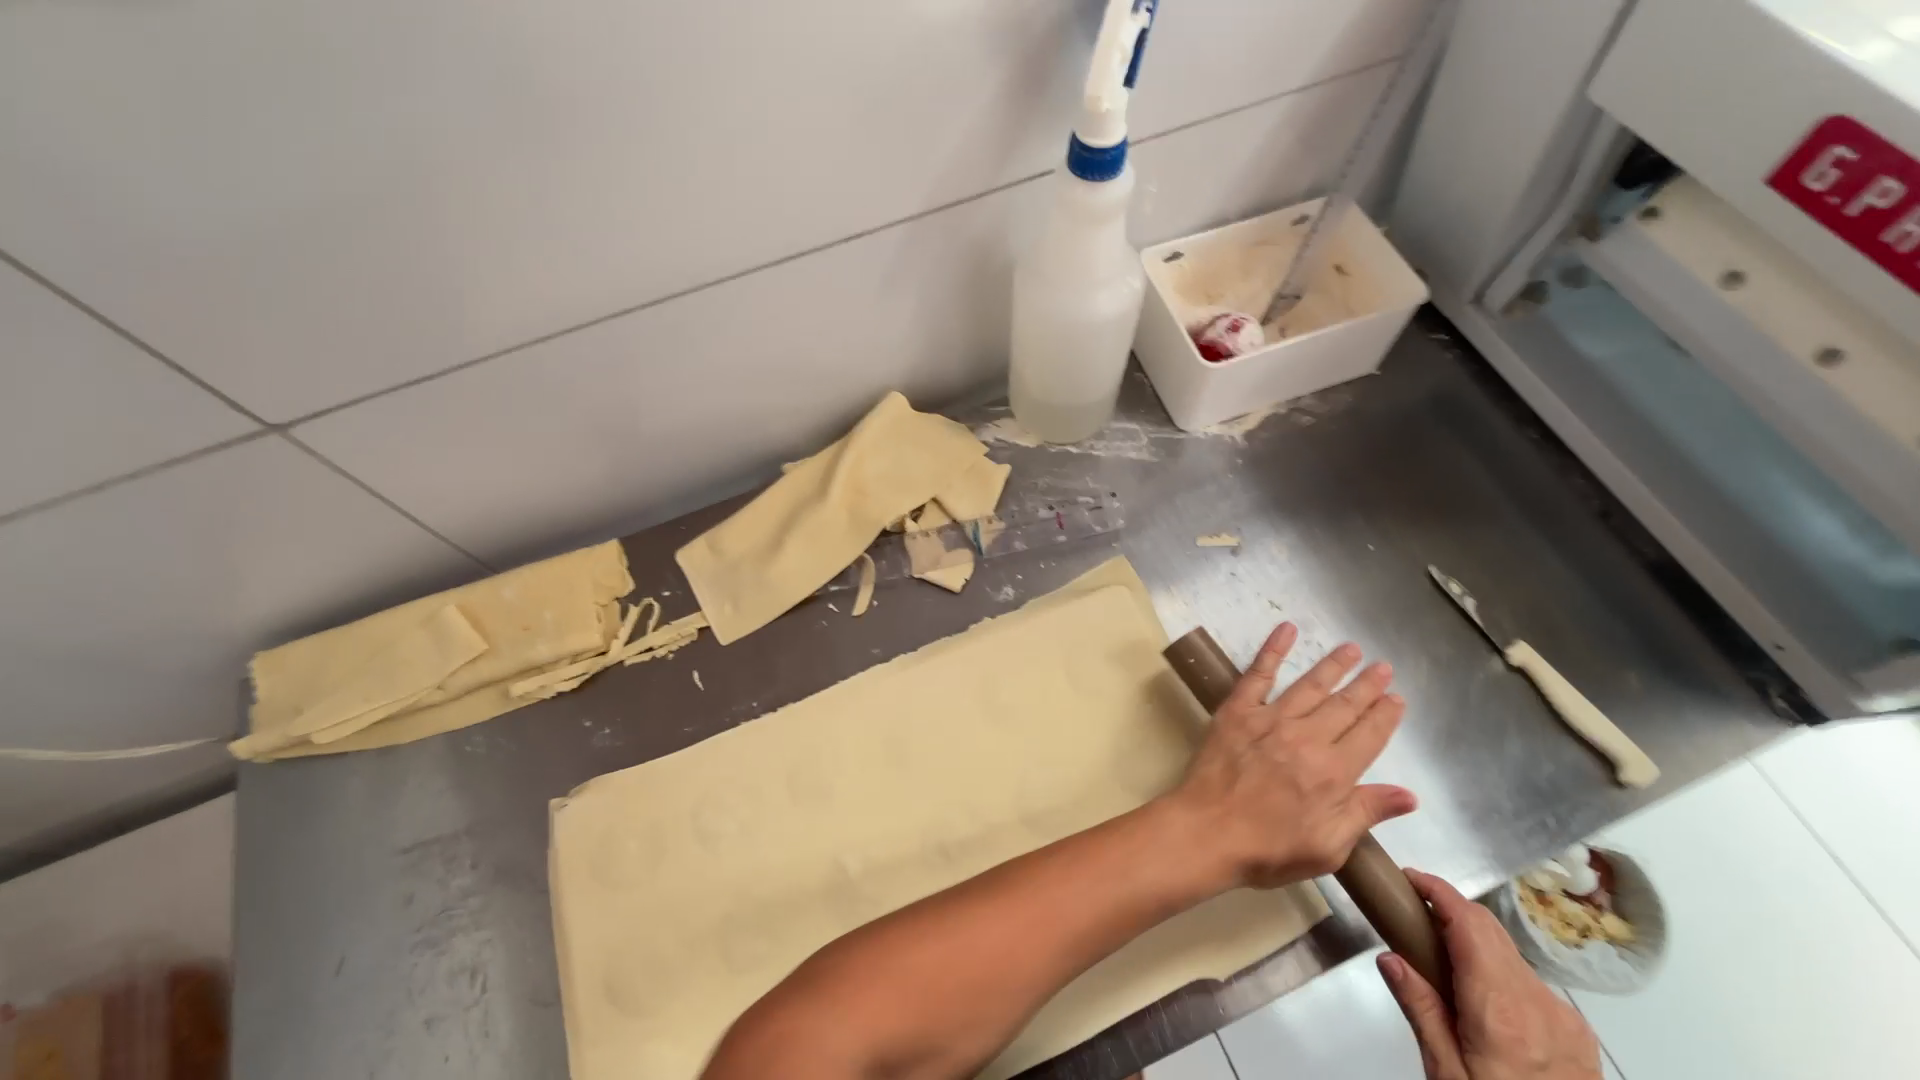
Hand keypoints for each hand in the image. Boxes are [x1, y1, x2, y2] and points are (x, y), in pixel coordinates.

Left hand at [1162, 623, 1416, 890]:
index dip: (1386, 716)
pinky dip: (1273, 650)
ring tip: (1351, 649)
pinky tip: (1286, 630)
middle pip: (1345, 706)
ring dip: (1333, 666)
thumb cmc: (1267, 849)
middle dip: (1367, 685)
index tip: (1396, 699)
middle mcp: (1307, 738)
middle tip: (1383, 666)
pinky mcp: (1237, 712)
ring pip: (1310, 685)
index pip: (1370, 736)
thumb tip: (1409, 795)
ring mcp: (1271, 720)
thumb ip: (1365, 813)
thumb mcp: (1328, 847)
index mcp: (1334, 773)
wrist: (1207, 833)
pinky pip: (1258, 674)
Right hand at [1379, 870, 1603, 1079]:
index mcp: (1498, 1008)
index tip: (1410, 878)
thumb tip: (1390, 957)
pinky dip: (1499, 973)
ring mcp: (1563, 1015)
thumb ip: (1421, 1012)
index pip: (1469, 924)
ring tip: (1440, 962)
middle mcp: (1537, 1001)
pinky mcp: (1576, 1032)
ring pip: (1510, 956)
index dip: (1439, 891)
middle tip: (1412, 913)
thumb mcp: (1445, 1074)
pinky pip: (1530, 984)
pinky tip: (1480, 999)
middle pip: (1491, 930)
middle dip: (1451, 910)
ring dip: (1475, 944)